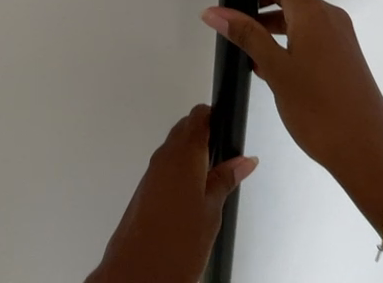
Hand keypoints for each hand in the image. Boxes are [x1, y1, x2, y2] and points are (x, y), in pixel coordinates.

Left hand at [86, 105, 256, 282]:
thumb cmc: (176, 244)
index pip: (199, 116)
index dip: (215, 115)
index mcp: (184, 155)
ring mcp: (152, 171)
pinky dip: (180, 167)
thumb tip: (244, 161)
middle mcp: (164, 156)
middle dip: (205, 132)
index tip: (228, 123)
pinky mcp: (145, 186)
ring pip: (175, 146)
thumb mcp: (212, 210)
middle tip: (226, 148)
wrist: (138, 271)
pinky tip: (193, 188)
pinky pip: (165, 164)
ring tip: (214, 171)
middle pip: (185, 128)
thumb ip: (226, 179)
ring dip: (192, 151)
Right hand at [203, 0, 382, 182]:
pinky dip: (288, 41)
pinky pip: (310, 35)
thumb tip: (214, 11)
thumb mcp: (275, 69)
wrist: (369, 152)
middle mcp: (328, 15)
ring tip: (245, 49)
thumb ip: (246, 35)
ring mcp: (339, 36)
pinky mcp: (343, 56)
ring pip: (298, 16)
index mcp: (312, 11)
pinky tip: (269, 67)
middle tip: (231, 23)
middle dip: (257, 1)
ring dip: (271, 24)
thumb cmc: (319, 108)